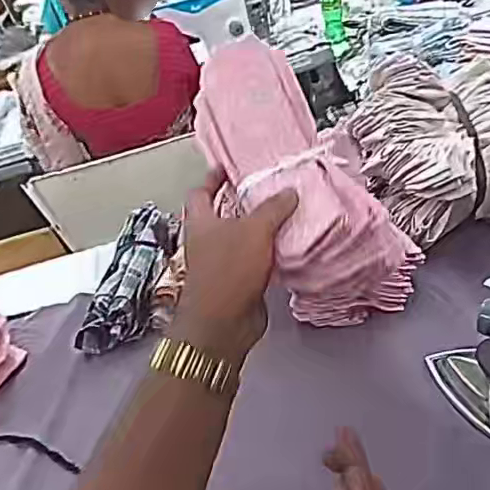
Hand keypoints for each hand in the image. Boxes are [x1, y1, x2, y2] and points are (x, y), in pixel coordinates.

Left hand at [172, 168, 296, 359]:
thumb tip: (289, 192)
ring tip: (284, 215)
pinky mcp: (238, 281)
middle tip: (267, 190)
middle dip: (242, 203)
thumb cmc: (229, 269)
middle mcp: (207, 240)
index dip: (214, 178)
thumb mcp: (254, 230)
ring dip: (259, 229)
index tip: (230, 168)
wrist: (224, 321)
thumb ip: (273, 208)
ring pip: (241, 238)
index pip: (201, 191)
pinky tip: (288, 247)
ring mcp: (221, 262)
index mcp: (200, 221)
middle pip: (223, 214)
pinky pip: (255, 260)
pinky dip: (268, 253)